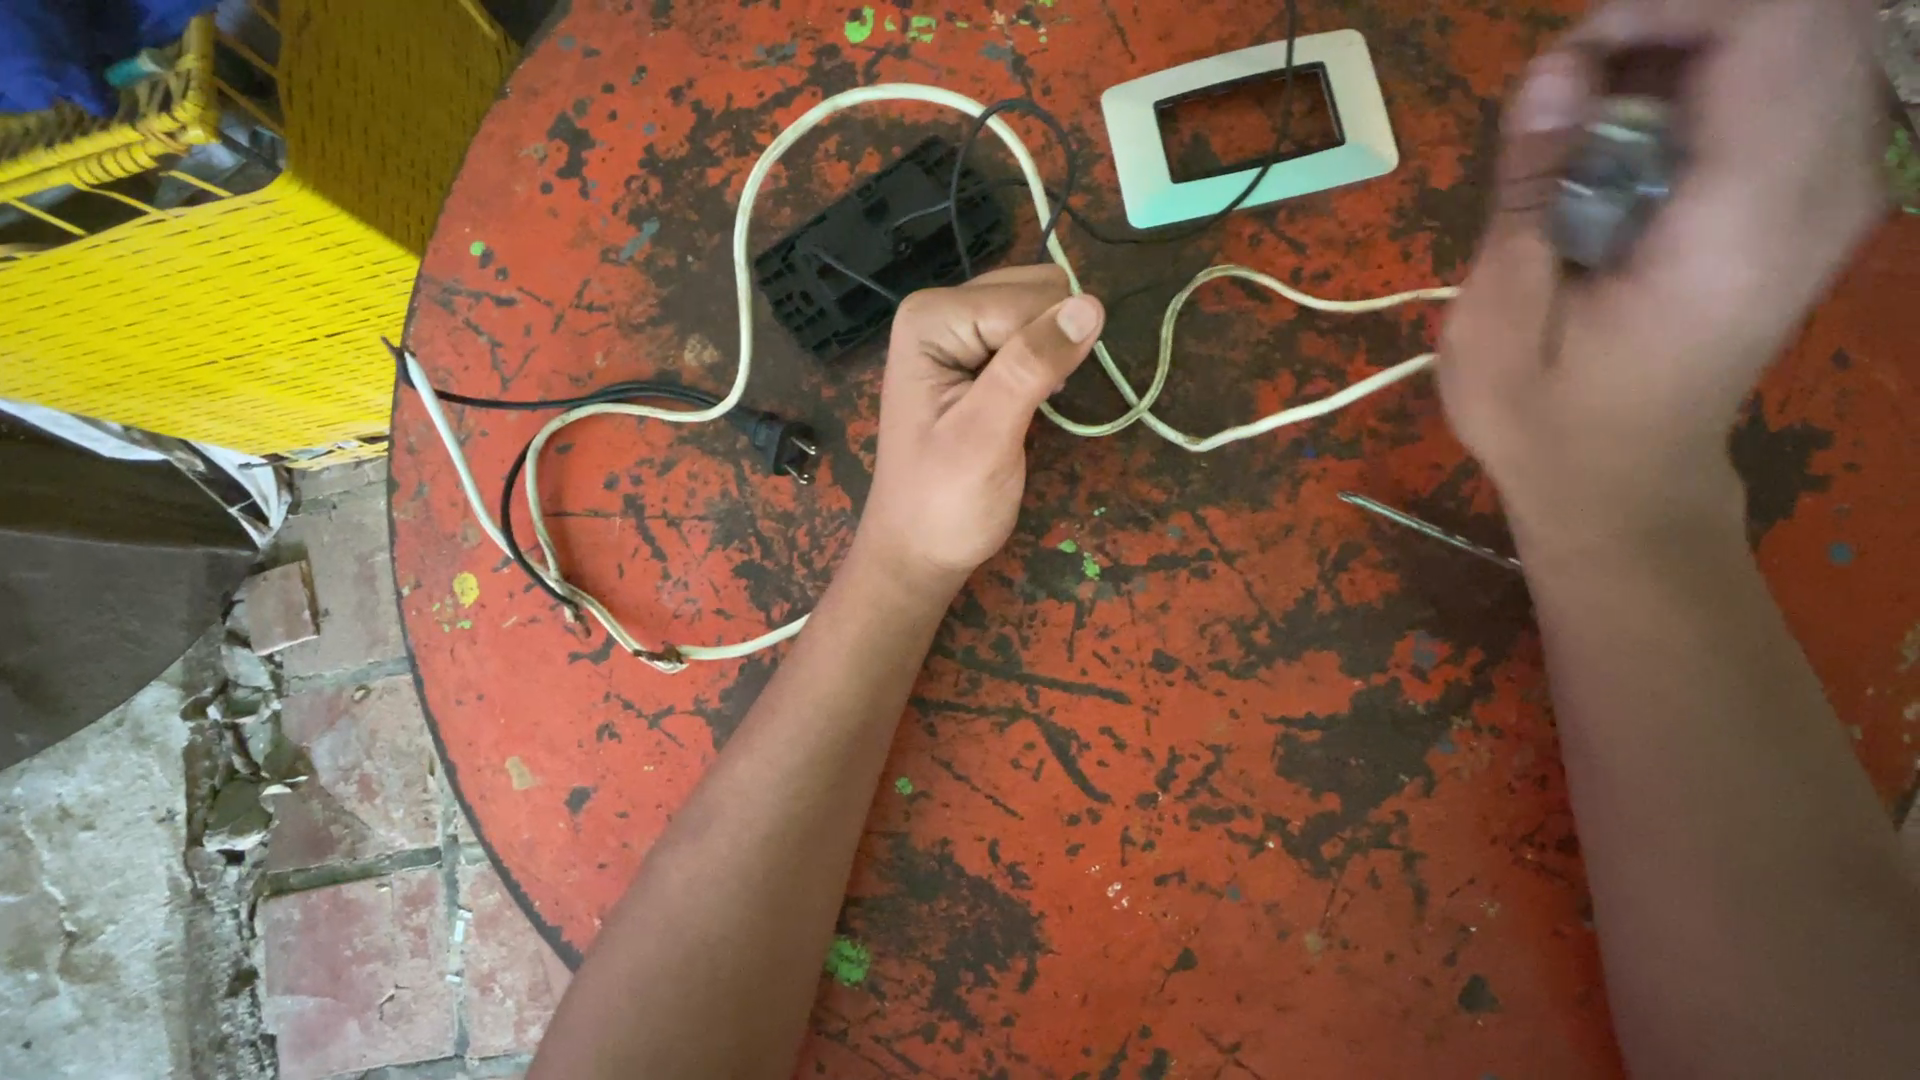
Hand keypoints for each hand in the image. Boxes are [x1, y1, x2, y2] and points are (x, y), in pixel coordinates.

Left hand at [854, 264, 1104, 589]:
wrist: (919, 549)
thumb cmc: (945, 502)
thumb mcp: (987, 437)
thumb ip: (1030, 367)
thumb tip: (1091, 305)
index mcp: (930, 318)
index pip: (1028, 299)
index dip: (1047, 349)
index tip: (1032, 403)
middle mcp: (940, 310)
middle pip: (1036, 292)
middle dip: (1049, 345)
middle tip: (1023, 407)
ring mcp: (957, 331)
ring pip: (1042, 309)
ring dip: (1050, 355)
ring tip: (1022, 407)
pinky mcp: (976, 355)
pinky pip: (1033, 333)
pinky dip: (1045, 363)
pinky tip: (1026, 401)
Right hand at [1437, 0, 1886, 552]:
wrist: (1618, 486)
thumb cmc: (1543, 418)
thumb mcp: (1502, 314)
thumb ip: (1533, 187)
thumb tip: (1558, 67)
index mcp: (1743, 220)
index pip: (1774, 28)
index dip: (1668, 9)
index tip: (1565, 61)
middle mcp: (1824, 190)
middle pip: (1804, 21)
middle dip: (1673, 27)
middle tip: (1566, 94)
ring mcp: (1834, 195)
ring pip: (1805, 46)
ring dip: (1686, 58)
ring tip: (1582, 125)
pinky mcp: (1813, 204)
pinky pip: (1794, 92)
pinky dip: (1708, 91)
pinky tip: (1626, 151)